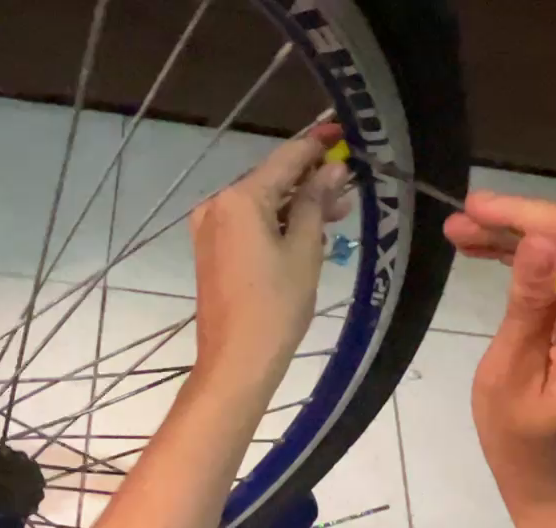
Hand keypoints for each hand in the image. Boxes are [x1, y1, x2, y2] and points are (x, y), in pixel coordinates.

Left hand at [189, 124, 349, 378]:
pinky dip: (274, 227)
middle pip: (270, 182)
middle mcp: (217, 206)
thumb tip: (332, 169)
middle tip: (347, 194)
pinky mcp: (209, 253)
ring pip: (259, 206)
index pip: (286, 158)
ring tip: (334, 221)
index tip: (344, 136)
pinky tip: (303, 238)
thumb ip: (315, 203)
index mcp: (239, 199)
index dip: (317, 146)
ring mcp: (208, 231)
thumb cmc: (275, 308)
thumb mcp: (304, 251)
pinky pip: (246, 228)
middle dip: (309, 184)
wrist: (236, 362)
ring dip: (295, 209)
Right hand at [446, 193, 555, 511]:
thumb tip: (539, 243)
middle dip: (540, 220)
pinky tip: (478, 245)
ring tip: (460, 228)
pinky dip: (525, 251)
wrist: (550, 472)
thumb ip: (528, 310)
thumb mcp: (511, 379)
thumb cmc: (527, 441)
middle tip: (471, 215)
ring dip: (522, 230)